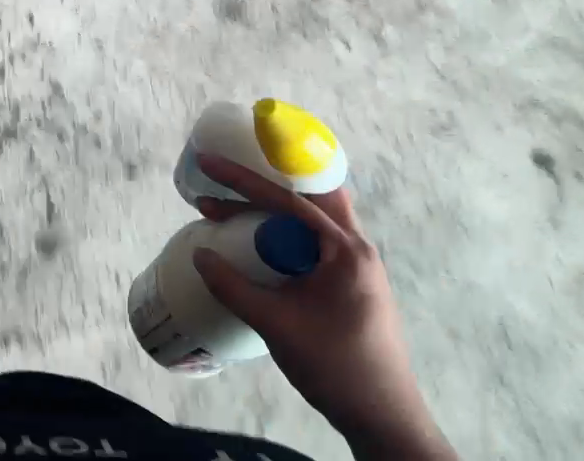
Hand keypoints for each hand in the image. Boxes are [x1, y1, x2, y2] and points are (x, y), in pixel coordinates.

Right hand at [191, 155, 455, 460]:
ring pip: (309, 218)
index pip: (289, 199)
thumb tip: (199, 253)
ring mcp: (355, 266)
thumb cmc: (336, 367)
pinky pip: (309, 240)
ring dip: (268, 209)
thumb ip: (233, 286)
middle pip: (308, 195)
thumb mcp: (275, 324)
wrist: (384, 420)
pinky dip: (279, 232)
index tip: (208, 164)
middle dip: (264, 182)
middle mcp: (356, 248)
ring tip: (225, 213)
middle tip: (223, 179)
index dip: (244, 179)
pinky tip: (253, 245)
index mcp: (346, 250)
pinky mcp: (348, 283)